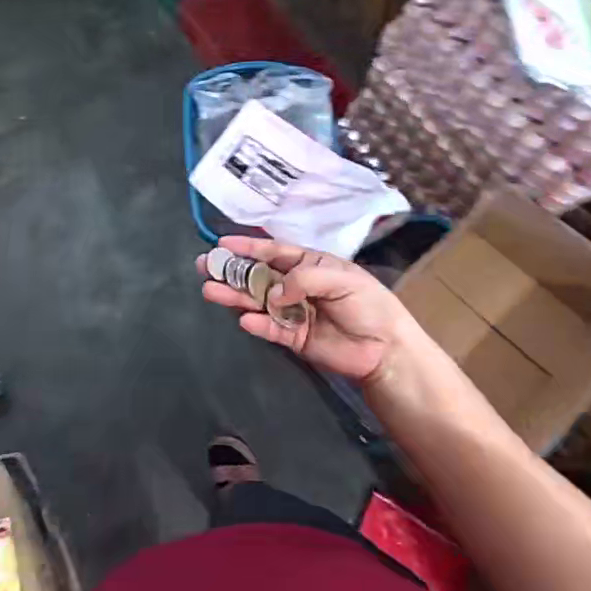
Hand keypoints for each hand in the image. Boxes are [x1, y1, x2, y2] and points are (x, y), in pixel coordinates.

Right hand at [196, 236, 422, 382]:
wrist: (385, 348)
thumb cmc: (367, 304)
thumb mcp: (341, 279)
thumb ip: (304, 279)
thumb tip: (274, 293)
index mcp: (310, 265)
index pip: (274, 252)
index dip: (249, 247)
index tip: (222, 243)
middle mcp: (296, 286)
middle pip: (258, 276)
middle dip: (232, 271)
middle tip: (205, 266)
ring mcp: (292, 312)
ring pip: (257, 301)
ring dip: (234, 296)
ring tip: (210, 291)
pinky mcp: (293, 338)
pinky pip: (269, 328)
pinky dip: (256, 324)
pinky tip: (244, 318)